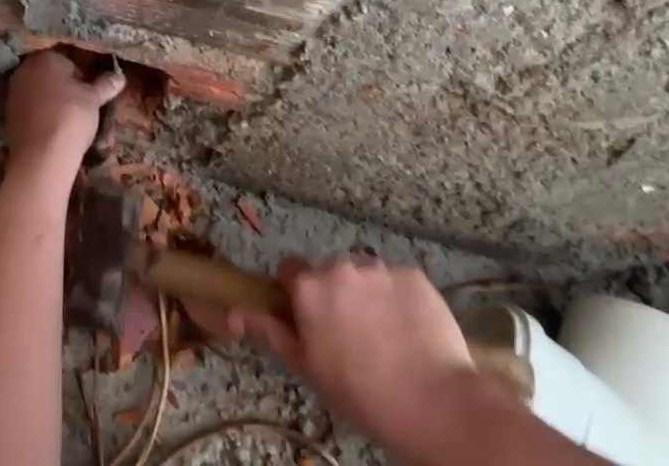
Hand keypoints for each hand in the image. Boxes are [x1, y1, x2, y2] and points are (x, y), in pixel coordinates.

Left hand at [2, 50, 124, 171]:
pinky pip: (30, 109)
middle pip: (51, 76)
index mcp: (44, 58)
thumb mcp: (94, 99)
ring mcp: (13, 92)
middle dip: (65, 88)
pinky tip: (52, 129)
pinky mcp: (8, 114)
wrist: (42, 155)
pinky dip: (41, 115)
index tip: (91, 94)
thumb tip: (120, 77)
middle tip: (81, 106)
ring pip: (39, 92)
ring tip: (67, 120)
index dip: (82, 78)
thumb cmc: (71, 116)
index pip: (68, 62)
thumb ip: (105, 85)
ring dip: (52, 101)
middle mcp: (24, 70)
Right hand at [234, 257, 475, 445]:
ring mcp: (380, 269)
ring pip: (365, 275)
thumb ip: (270, 331)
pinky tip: (411, 330)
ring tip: (386, 334)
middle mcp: (340, 267)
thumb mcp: (307, 367)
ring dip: (368, 293)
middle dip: (336, 294)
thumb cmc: (360, 392)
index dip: (297, 293)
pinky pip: (399, 281)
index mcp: (308, 288)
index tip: (309, 319)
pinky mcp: (415, 276)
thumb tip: (234, 312)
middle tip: (350, 333)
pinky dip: (400, 299)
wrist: (434, 402)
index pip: (290, 270)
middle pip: (330, 272)